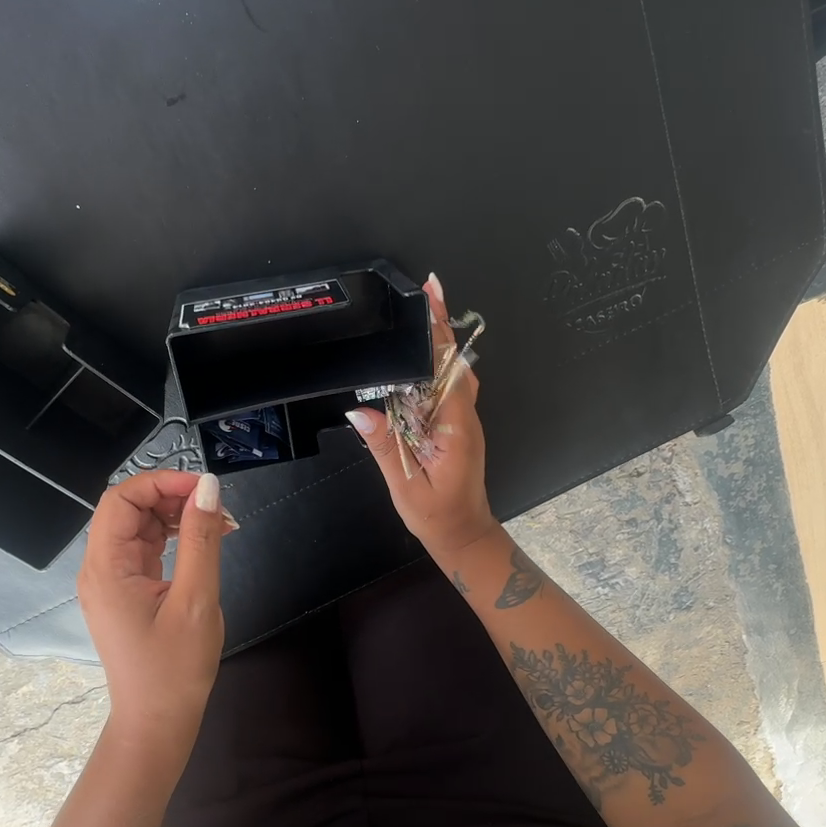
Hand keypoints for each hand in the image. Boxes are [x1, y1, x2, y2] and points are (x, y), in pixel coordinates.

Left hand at [76, 470, 230, 749]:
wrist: (157, 724)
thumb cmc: (175, 668)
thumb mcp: (195, 599)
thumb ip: (201, 539)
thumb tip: (209, 487)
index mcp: (106, 568)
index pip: (121, 499)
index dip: (161, 482)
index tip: (204, 488)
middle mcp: (100, 569)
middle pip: (128, 509)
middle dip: (172, 496)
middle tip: (217, 506)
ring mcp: (112, 581)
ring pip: (138, 526)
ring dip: (176, 516)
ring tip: (220, 525)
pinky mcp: (127, 592)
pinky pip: (145, 548)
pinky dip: (174, 537)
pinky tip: (206, 541)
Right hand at [347, 274, 500, 556]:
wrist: (464, 536)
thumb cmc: (437, 516)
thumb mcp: (405, 484)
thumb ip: (385, 446)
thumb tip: (359, 411)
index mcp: (455, 427)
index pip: (447, 368)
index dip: (439, 331)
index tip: (433, 296)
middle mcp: (465, 417)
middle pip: (455, 361)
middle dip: (440, 325)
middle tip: (425, 291)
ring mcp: (465, 420)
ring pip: (456, 372)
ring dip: (441, 342)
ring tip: (423, 312)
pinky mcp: (459, 426)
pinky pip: (451, 387)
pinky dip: (439, 364)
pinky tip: (422, 358)